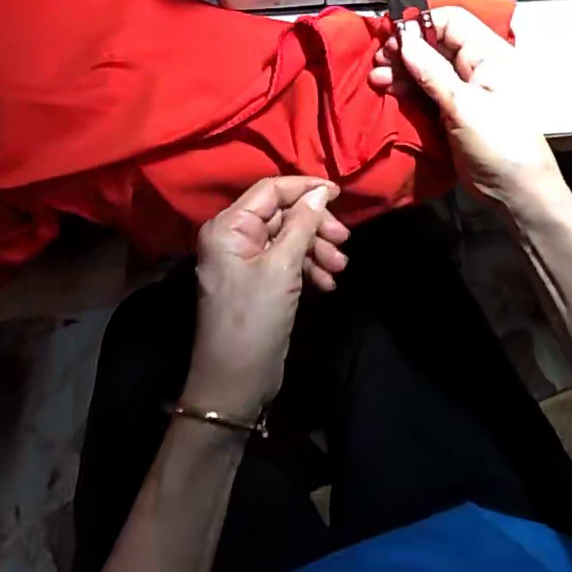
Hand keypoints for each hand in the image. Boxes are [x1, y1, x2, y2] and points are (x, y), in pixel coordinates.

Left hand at [182, 177, 348, 418]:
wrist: (235, 383)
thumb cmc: (254, 320)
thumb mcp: (281, 268)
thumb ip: (301, 226)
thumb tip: (320, 193)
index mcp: (228, 226)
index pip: (269, 190)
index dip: (304, 188)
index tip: (339, 194)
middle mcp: (233, 236)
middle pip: (281, 213)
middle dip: (314, 225)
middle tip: (343, 241)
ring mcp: (245, 260)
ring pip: (288, 238)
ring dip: (316, 248)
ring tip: (339, 268)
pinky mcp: (259, 281)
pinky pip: (287, 261)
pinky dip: (308, 267)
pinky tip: (327, 282)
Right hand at [369, 7, 571, 228]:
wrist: (516, 193)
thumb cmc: (500, 145)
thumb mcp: (463, 106)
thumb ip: (431, 71)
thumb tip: (404, 38)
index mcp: (489, 55)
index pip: (450, 21)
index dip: (420, 24)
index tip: (392, 37)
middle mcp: (476, 67)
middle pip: (434, 42)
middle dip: (404, 48)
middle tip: (379, 59)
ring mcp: (463, 89)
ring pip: (425, 66)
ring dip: (400, 69)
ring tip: (377, 78)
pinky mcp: (452, 109)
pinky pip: (424, 89)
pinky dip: (405, 87)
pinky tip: (386, 88)